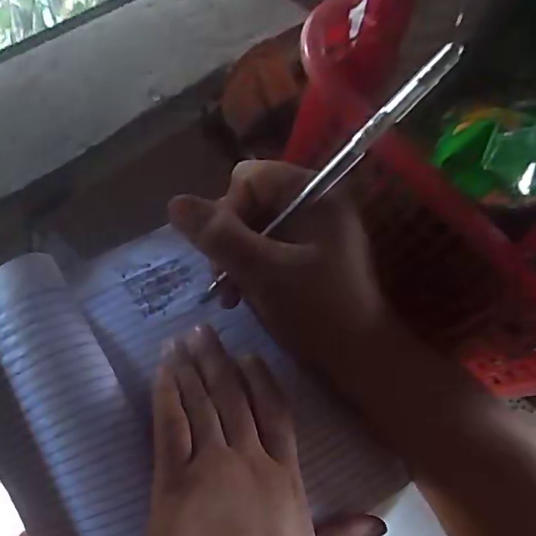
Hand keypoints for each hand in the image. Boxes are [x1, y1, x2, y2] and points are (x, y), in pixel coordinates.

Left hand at [144, 324, 384, 535]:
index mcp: (287, 482)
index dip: (262, 384)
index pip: (277, 418)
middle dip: (220, 362)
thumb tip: (379, 523)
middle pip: (235, 400)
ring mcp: (213, 466)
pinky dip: (167, 393)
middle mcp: (252, 464)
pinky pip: (171, 424)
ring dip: (192, 368)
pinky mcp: (174, 478)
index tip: (250, 357)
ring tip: (183, 338)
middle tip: (205, 329)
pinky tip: (162, 370)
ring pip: (203, 404)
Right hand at [168, 160, 401, 383]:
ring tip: (233, 297)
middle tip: (224, 283)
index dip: (225, 213)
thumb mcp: (262, 272)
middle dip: (228, 242)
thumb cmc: (316, 312)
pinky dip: (251, 273)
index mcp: (314, 193)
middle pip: (249, 204)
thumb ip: (219, 236)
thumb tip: (174, 204)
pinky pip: (268, 252)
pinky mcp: (311, 259)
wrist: (360, 356)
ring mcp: (315, 233)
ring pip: (254, 231)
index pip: (248, 179)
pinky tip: (245, 298)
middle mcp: (315, 204)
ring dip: (235, 262)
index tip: (221, 256)